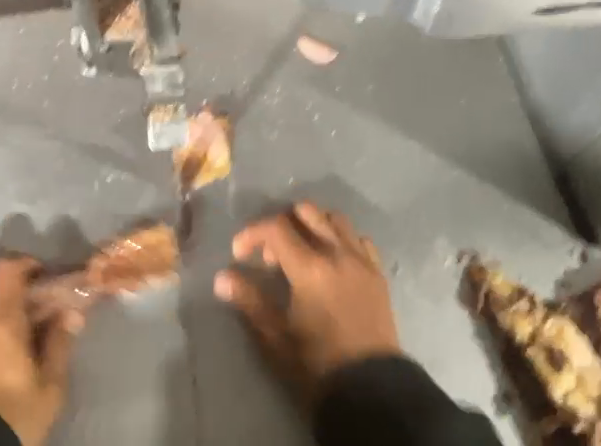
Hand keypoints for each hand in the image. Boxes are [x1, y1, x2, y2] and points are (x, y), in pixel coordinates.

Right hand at [214, 202, 401, 397]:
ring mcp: (361, 260)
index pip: (275, 228)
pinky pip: (359, 239)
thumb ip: (249, 301)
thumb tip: (221, 278)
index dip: (252, 234)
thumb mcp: (277, 336)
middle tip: (272, 256)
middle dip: (283, 224)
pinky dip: (342, 240)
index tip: (239, 254)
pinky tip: (334, 261)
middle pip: (306, 211)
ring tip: (303, 253)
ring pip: (335, 218)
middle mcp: (337, 253)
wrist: (371, 389)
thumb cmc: (318, 363)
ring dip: (313, 226)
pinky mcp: (378, 273)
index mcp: (310, 268)